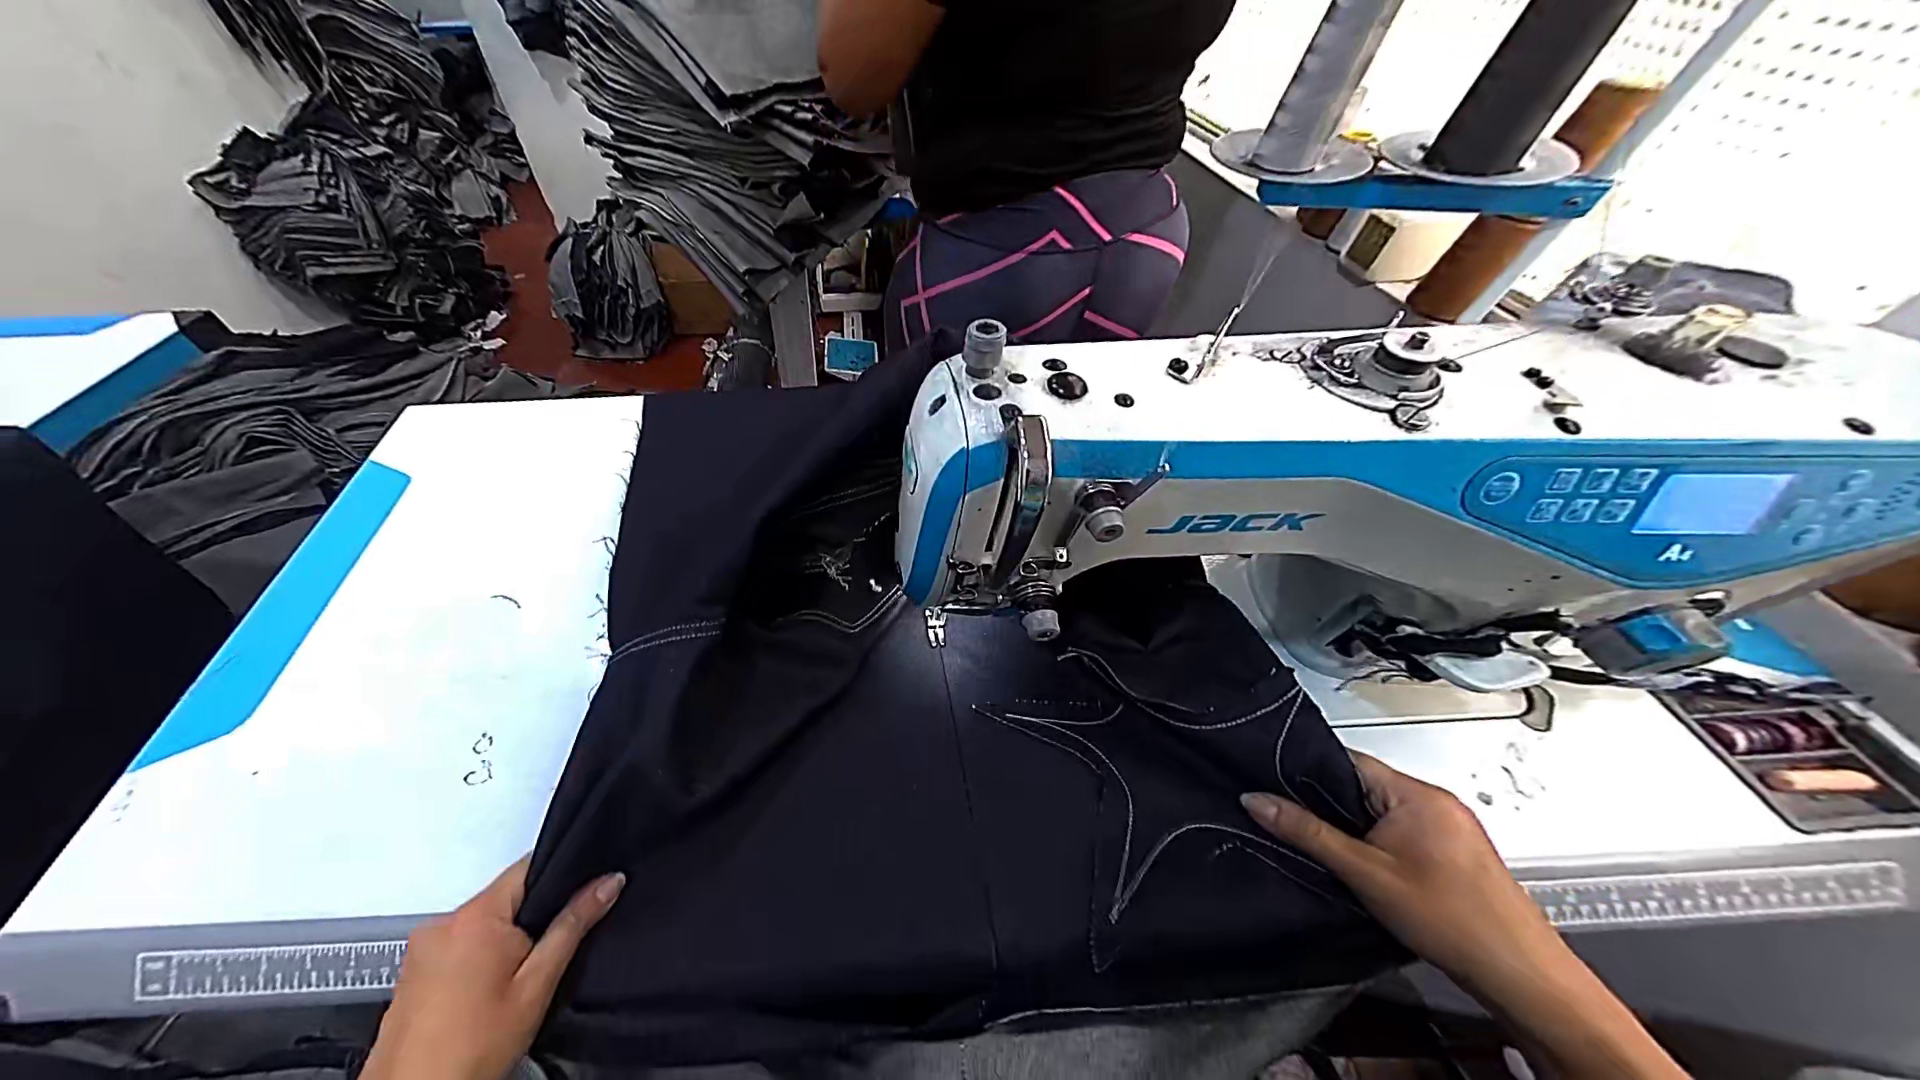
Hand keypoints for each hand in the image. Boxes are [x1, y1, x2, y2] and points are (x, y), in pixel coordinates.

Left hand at [361, 857, 624, 1079]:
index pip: (529, 867)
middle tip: (544, 955)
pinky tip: (487, 992)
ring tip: (514, 980)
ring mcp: (421, 948)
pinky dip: (480, 957)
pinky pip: (459, 943)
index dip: (562, 876)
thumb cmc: (471, 1049)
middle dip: (532, 917)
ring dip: (505, 938)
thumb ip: (574, 923)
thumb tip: (608, 882)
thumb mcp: (539, 982)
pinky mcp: (412, 971)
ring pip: (484, 921)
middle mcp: (441, 924)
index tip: (582, 895)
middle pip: (507, 896)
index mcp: (473, 917)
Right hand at [1241, 752, 1561, 991]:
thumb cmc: (1456, 922)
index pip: (1346, 760)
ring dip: (1355, 827)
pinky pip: (1399, 828)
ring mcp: (1448, 824)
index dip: (1308, 772)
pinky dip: (1377, 841)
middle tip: (1303, 826)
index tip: (1278, 786)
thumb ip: (1307, 832)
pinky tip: (1370, 868)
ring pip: (1379, 809)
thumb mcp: (1364, 872)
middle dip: (1331, 805)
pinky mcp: (1453, 848)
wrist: (1522, 977)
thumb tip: (1258, 800)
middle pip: (1361, 784)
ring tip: (1339, 852)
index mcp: (1416, 793)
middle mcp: (1436, 800)